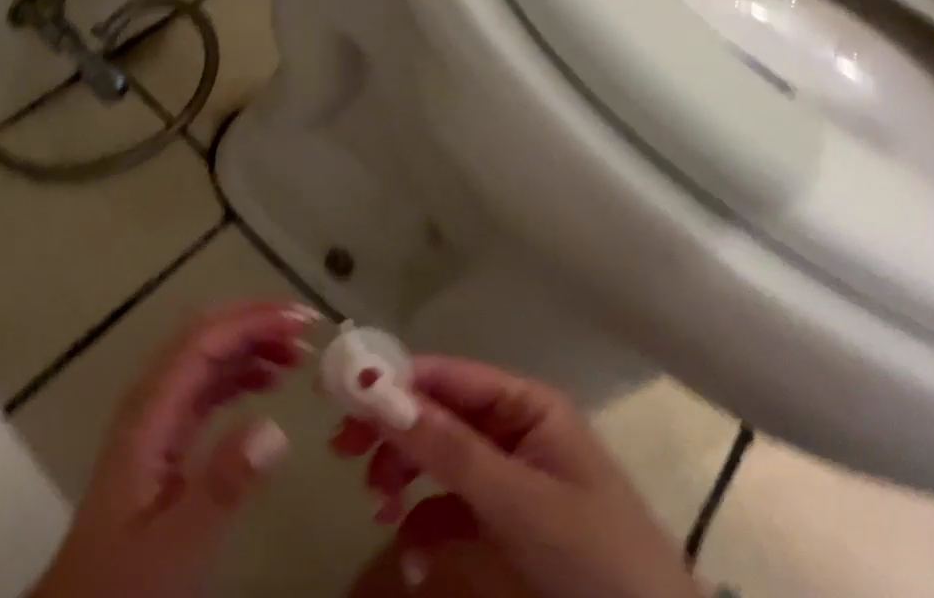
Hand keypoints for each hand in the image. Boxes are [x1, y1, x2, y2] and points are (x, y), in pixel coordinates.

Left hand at [32, 300, 320, 597]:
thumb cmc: (127, 578)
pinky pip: (204, 390)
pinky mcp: (164, 441)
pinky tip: (268, 385)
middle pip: (200, 339)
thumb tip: (276, 426)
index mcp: (148, 415)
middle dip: (252, 323)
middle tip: (308, 329)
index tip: (300, 320)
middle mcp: (149, 405)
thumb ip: (223, 485)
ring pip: (203, 361)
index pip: (199, 344)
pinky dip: (239, 376)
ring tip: (300, 355)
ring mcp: (155, 421)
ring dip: (248, 346)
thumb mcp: (180, 540)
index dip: (249, 321)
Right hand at [332, 356, 700, 597]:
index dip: (388, 381)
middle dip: (388, 434)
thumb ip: (446, 447)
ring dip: (398, 481)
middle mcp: (510, 429)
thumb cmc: (596, 559)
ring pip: (430, 458)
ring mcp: (503, 475)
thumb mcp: (518, 502)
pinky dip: (420, 527)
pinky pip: (443, 507)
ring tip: (379, 509)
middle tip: (342, 450)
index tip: (337, 395)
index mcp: (525, 406)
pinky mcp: (499, 519)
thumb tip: (373, 389)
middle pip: (430, 413)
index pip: (442, 375)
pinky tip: (411, 560)